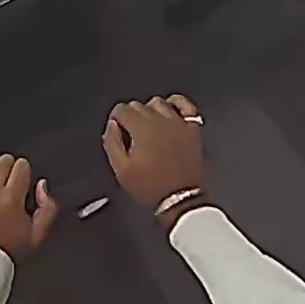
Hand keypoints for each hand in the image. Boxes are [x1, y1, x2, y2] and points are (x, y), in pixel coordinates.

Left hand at [0, 154, 59, 260]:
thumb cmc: (5, 251)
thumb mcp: (37, 235)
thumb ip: (48, 208)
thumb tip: (42, 186)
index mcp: (12, 198)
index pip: (21, 165)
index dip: (24, 174)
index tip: (22, 184)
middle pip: (4, 160)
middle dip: (9, 171)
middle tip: (8, 187)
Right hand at [102, 95, 207, 229]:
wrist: (181, 200)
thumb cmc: (150, 186)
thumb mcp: (121, 169)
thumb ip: (112, 142)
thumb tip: (112, 125)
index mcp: (141, 127)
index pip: (122, 109)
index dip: (116, 119)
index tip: (117, 131)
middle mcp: (160, 119)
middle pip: (138, 105)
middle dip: (131, 117)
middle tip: (131, 136)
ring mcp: (178, 122)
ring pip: (158, 103)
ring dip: (150, 111)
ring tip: (148, 127)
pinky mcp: (192, 128)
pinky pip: (184, 105)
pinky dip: (176, 104)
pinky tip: (170, 112)